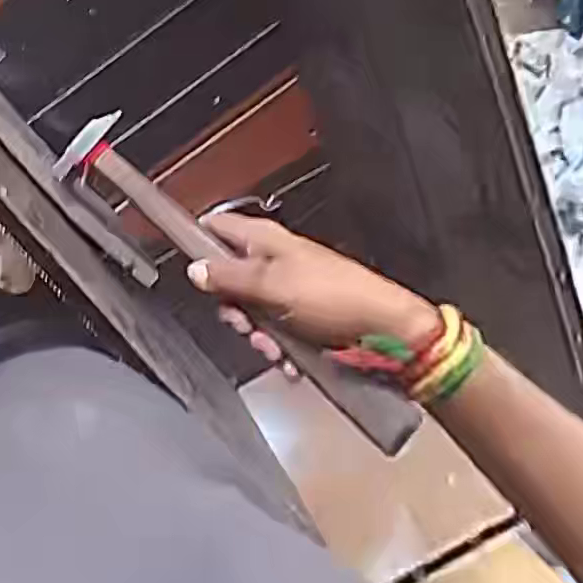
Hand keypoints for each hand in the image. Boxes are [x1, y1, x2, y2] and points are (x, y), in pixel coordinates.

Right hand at [187, 215, 440, 360]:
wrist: (389, 334)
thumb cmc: (334, 298)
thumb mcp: (270, 285)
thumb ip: (227, 276)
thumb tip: (194, 269)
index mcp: (263, 238)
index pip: (215, 225)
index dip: (197, 241)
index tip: (192, 267)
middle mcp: (272, 258)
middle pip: (226, 275)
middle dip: (230, 305)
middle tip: (242, 321)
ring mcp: (286, 286)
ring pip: (248, 306)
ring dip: (254, 331)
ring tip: (272, 347)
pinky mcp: (300, 314)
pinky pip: (272, 327)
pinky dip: (276, 344)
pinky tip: (287, 357)